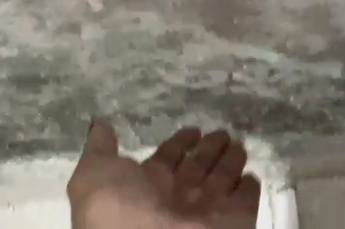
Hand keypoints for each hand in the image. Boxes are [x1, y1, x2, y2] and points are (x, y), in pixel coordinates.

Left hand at [66, 121, 261, 228]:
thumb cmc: (118, 214)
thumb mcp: (93, 177)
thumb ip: (99, 150)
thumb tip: (100, 125)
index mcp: (146, 188)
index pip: (168, 159)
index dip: (180, 143)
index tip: (193, 128)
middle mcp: (177, 199)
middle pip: (197, 167)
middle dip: (209, 148)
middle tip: (222, 133)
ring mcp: (205, 211)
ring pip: (222, 179)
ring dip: (230, 161)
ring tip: (239, 144)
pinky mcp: (234, 219)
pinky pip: (246, 200)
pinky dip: (249, 188)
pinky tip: (251, 176)